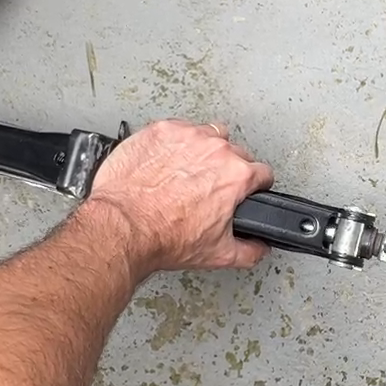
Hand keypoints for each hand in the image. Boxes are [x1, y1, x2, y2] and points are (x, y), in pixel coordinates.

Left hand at [83, 120, 272, 274]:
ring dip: (204, 151)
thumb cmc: (164, 236)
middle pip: (236, 152)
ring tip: (188, 172)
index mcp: (236, 175)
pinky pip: (178, 130)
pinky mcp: (160, 131)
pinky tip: (166, 163)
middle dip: (228, 169)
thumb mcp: (219, 254)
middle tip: (210, 189)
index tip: (247, 189)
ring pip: (208, 135)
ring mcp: (186, 136)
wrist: (123, 227)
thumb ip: (250, 250)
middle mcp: (215, 150)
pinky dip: (176, 144)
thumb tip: (259, 246)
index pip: (263, 173)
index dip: (256, 185)